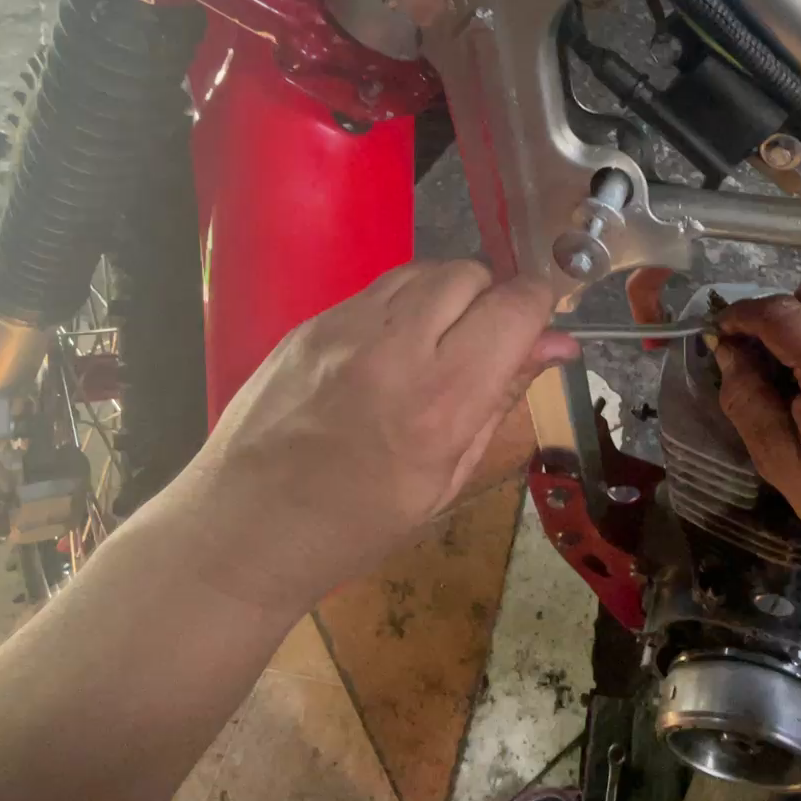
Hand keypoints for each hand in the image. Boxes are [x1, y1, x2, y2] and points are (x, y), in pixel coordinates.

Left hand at [172, 260, 576, 614]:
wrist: (243, 530)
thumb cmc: (359, 525)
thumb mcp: (449, 478)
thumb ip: (503, 398)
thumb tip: (558, 344)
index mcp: (440, 402)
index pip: (515, 307)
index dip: (540, 308)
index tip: (539, 328)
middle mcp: (395, 349)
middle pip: (472, 274)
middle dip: (494, 298)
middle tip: (486, 342)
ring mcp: (345, 327)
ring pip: (428, 269)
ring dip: (452, 294)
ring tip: (441, 341)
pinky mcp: (312, 321)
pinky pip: (381, 286)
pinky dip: (407, 302)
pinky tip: (394, 345)